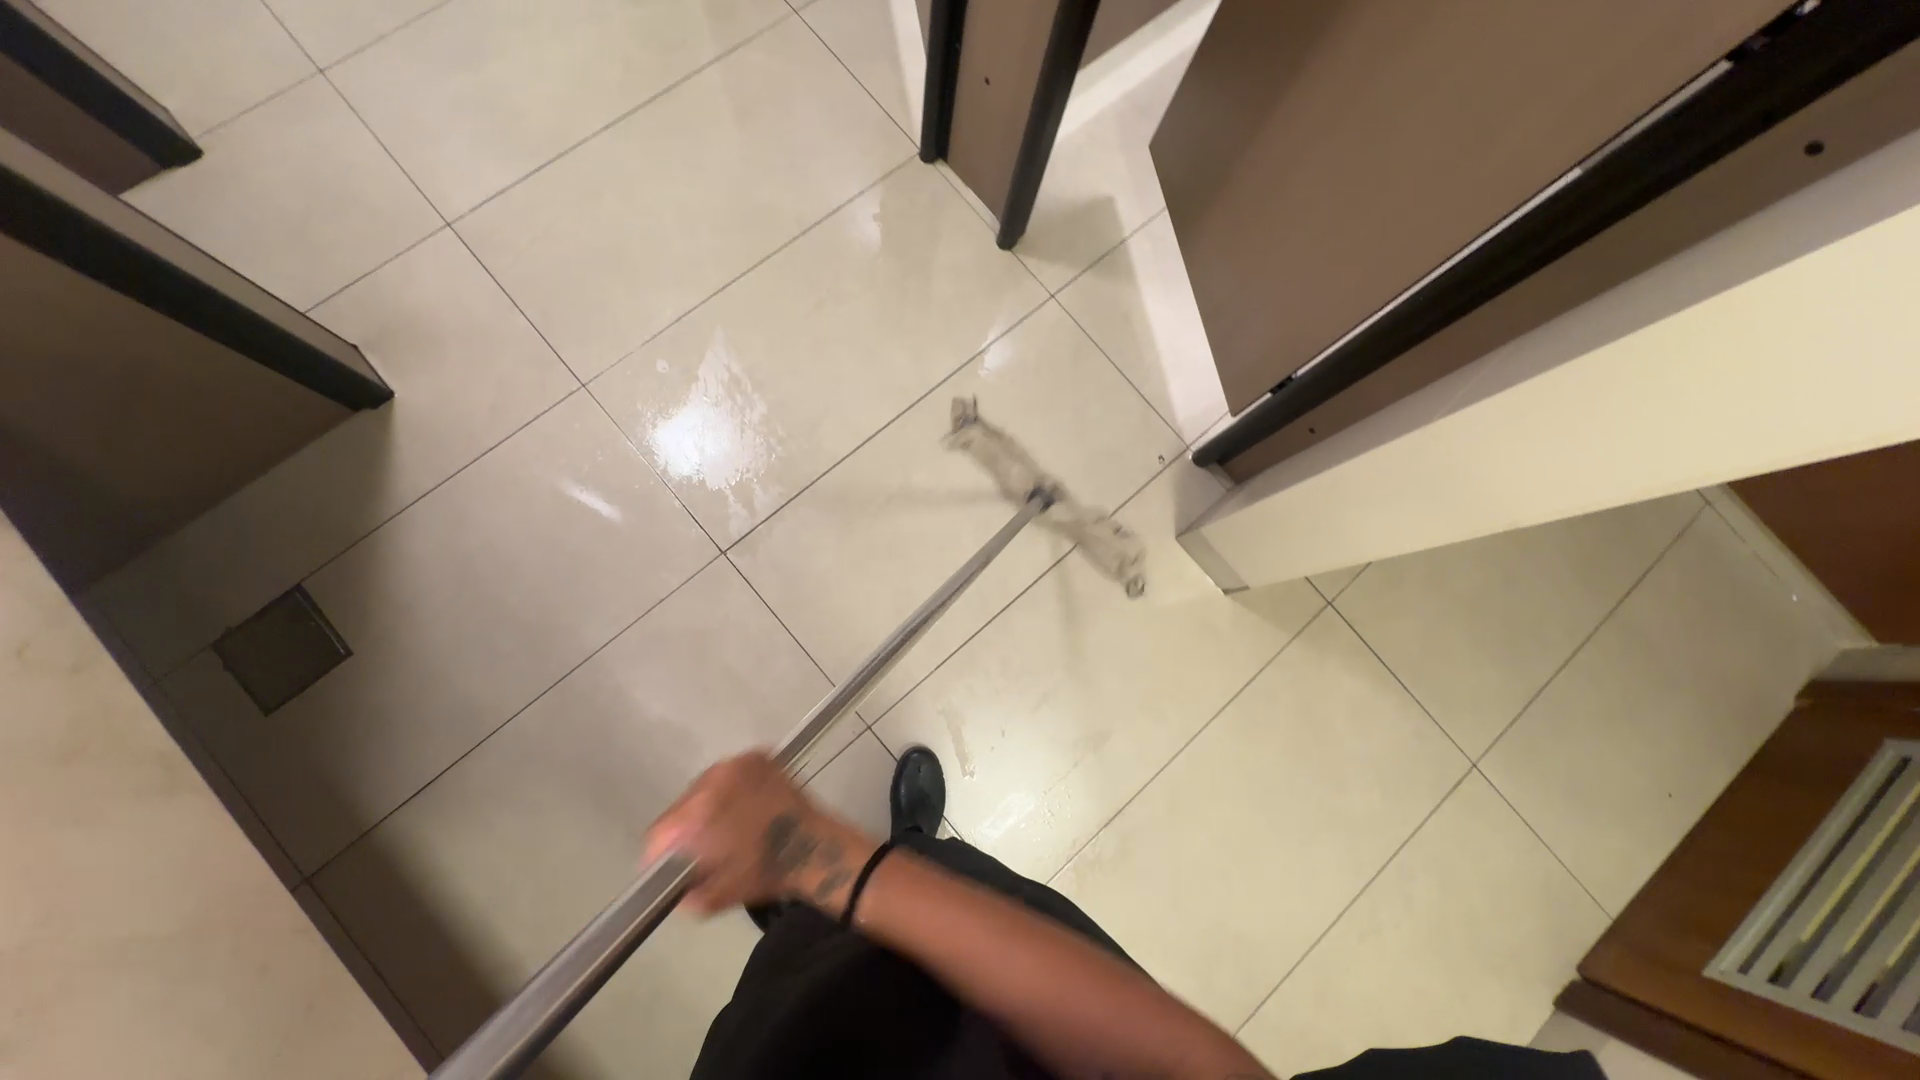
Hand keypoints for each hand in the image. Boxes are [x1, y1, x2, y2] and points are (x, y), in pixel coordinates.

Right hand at [643, 752, 879, 916]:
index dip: (659, 852)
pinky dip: (730, 791)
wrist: (816, 847)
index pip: (660, 831)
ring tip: (720, 828)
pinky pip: (730, 774)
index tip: (664, 866)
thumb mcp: (719, 895)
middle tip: (698, 847)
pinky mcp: (760, 757)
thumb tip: (674, 889)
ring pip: (705, 787)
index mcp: (699, 809)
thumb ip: (686, 895)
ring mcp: (739, 762)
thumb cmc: (766, 871)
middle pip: (682, 805)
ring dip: (707, 806)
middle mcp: (715, 776)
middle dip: (685, 828)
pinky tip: (740, 809)